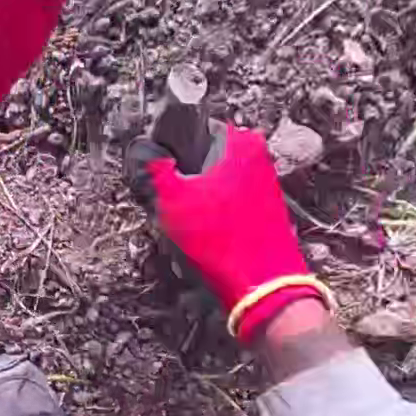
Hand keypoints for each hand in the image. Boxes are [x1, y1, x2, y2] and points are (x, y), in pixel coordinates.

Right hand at [138, 125, 331, 343]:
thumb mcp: (172, 199)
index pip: (192, 128)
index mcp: (236, 141)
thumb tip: (148, 153)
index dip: (170, 152)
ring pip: (215, 186)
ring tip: (190, 230)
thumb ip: (155, 168)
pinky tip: (208, 242)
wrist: (262, 287)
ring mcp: (266, 185)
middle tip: (171, 207)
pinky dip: (215, 221)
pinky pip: (230, 208)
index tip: (159, 175)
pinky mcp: (268, 212)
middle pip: (204, 160)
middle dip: (185, 182)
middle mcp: (256, 156)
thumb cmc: (220, 241)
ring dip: (198, 204)